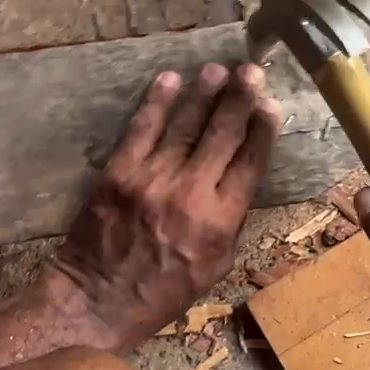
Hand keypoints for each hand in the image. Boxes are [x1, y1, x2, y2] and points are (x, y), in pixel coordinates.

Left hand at [47, 63, 278, 349]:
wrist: (98, 301)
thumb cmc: (163, 293)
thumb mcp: (214, 269)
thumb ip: (230, 225)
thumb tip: (238, 184)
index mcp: (219, 221)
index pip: (250, 164)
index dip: (263, 130)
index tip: (271, 105)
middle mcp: (191, 194)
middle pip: (223, 135)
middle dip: (241, 99)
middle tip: (252, 71)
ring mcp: (152, 179)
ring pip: (185, 125)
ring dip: (205, 93)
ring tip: (219, 69)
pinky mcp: (118, 173)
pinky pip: (141, 129)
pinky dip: (157, 102)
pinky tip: (171, 79)